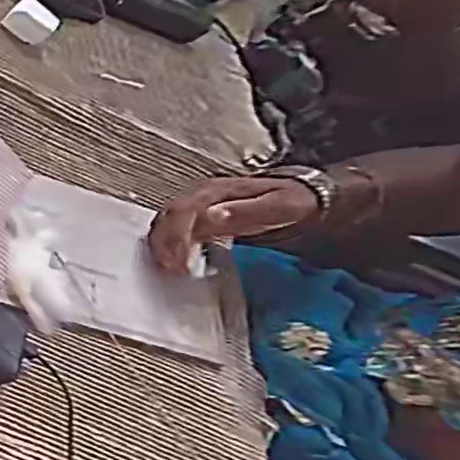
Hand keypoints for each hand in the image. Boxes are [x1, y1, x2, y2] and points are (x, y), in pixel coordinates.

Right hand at [146, 176, 319, 273]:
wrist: (299, 201)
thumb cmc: (289, 203)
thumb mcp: (279, 205)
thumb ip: (246, 211)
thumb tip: (213, 216)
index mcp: (216, 191)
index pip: (184, 210)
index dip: (178, 236)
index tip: (181, 259)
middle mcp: (199, 198)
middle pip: (167, 218)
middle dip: (163, 244)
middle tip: (169, 268)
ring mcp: (194, 208)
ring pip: (163, 224)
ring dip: (160, 247)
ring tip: (166, 268)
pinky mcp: (193, 221)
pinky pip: (169, 231)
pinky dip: (164, 247)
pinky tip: (170, 261)